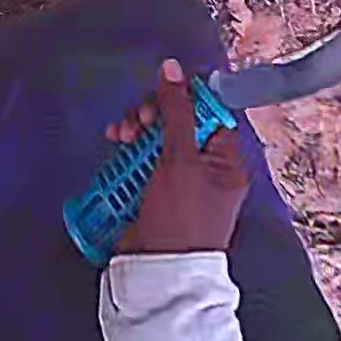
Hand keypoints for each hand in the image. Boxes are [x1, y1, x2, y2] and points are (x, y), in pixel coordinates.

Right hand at [108, 58, 248, 254]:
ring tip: (122, 135)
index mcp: (224, 160)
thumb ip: (176, 110)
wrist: (157, 273)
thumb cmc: (180, 217)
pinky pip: (141, 153)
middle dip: (152, 114)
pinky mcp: (153, 184)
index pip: (207, 111)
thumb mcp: (180, 159)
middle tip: (139, 121)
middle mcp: (203, 166)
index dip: (183, 98)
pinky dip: (128, 146)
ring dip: (136, 128)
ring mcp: (176, 176)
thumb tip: (172, 67)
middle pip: (177, 119)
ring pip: (155, 134)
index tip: (161, 95)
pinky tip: (116, 142)